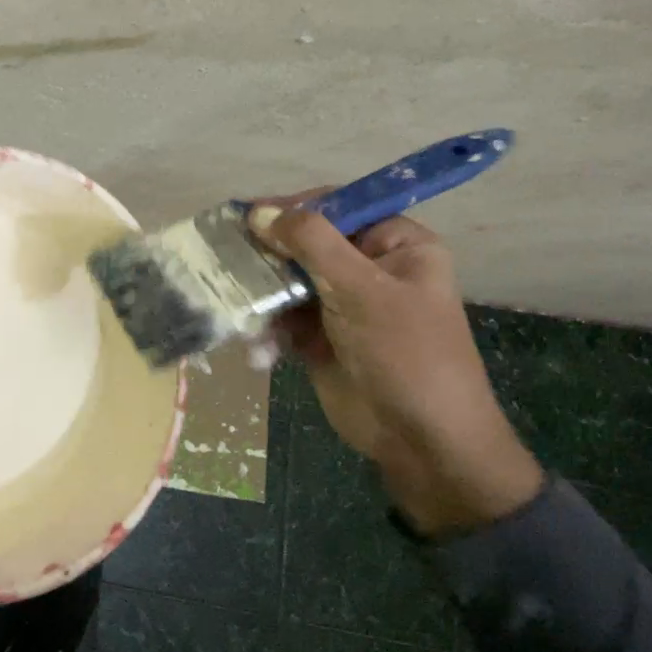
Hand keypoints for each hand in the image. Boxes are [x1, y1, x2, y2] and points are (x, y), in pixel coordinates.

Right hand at [249, 197, 542, 537]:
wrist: (424, 443)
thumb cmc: (406, 354)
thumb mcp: (361, 289)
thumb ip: (310, 242)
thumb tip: (257, 212)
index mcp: (398, 246)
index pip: (338, 208)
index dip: (294, 209)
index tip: (249, 216)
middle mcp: (370, 269)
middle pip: (306, 244)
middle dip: (269, 255)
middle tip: (227, 257)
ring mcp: (343, 305)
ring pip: (287, 281)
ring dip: (261, 295)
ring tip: (235, 304)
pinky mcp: (320, 338)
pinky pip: (282, 319)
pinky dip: (267, 329)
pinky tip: (258, 349)